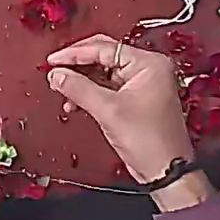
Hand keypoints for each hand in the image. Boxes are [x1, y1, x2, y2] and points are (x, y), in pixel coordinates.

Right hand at [46, 36, 207, 209]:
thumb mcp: (109, 110)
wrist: (166, 171)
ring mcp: (142, 84)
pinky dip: (90, 93)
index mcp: (148, 63)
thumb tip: (57, 74)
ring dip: (81, 81)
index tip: (54, 61)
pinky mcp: (136, 98)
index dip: (75, 54)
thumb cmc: (149, 141)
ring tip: (61, 89)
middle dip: (77, 65)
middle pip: (104, 56)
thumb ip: (79, 88)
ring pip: (103, 72)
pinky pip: (108, 87)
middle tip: (55, 71)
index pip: (104, 48)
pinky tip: (74, 102)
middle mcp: (148, 69)